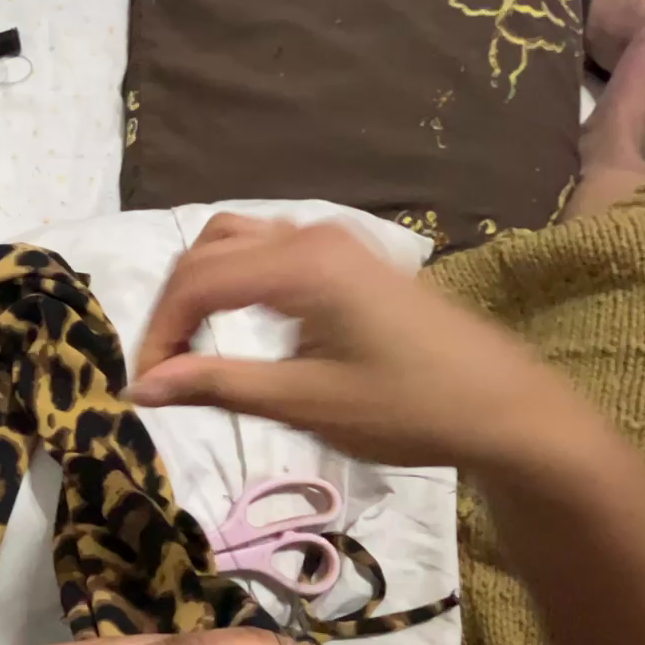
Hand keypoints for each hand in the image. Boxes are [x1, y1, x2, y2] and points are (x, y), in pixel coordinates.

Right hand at [124, 214, 603, 475]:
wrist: (504, 408)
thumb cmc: (406, 409)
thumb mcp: (301, 402)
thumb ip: (214, 386)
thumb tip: (140, 390)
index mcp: (300, 264)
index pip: (194, 283)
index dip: (157, 334)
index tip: (144, 387)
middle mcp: (310, 235)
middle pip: (205, 251)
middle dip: (172, 309)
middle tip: (164, 369)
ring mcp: (331, 240)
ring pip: (232, 242)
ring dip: (198, 290)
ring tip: (190, 347)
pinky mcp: (344, 256)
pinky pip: (263, 251)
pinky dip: (230, 282)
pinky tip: (233, 324)